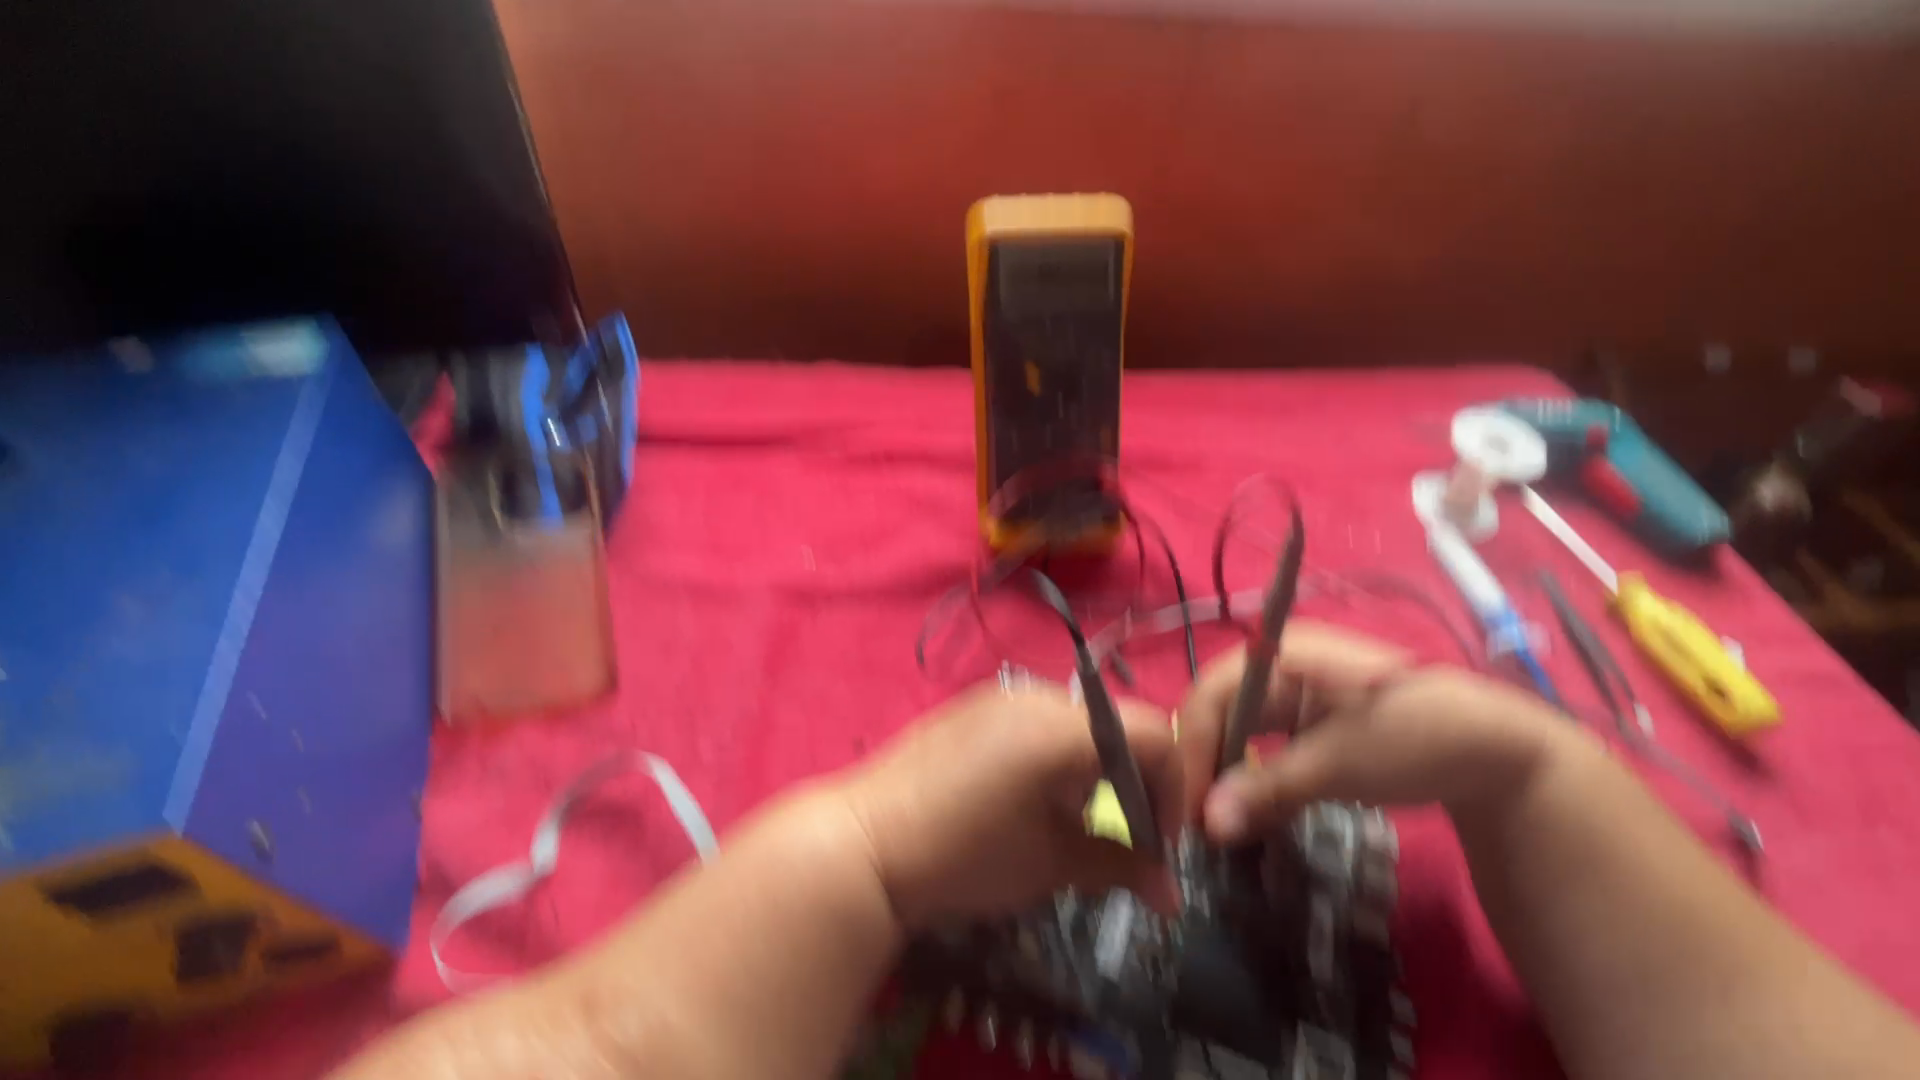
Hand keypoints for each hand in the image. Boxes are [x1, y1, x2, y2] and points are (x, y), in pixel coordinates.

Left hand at [841, 680, 1182, 928]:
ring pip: (1075, 723)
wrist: (863, 844)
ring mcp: (997, 697)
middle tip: (1124, 835)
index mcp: (1062, 725)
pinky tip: (1026, 801)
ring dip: (1092, 769)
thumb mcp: (1051, 864)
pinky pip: (1033, 722)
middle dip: (1132, 781)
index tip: (1162, 841)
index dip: (1173, 787)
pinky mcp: (969, 710)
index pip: (1152, 735)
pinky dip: (1053, 757)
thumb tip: (1173, 895)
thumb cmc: (965, 854)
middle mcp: (1035, 695)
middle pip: (1115, 726)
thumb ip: (1121, 867)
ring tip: (1070, 822)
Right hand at [1175, 621, 1576, 843]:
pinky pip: (1263, 752)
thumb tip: (1207, 826)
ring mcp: (1292, 698)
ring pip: (1237, 735)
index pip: (1210, 696)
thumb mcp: (1339, 763)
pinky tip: (1249, 816)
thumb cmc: (1415, 736)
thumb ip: (1268, 789)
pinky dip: (1254, 783)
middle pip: (1217, 714)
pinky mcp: (1308, 727)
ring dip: (1226, 779)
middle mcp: (1276, 669)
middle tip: (1196, 824)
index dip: (1193, 750)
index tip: (1187, 809)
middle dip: (1204, 767)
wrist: (1497, 752)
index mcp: (1280, 655)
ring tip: (1218, 826)